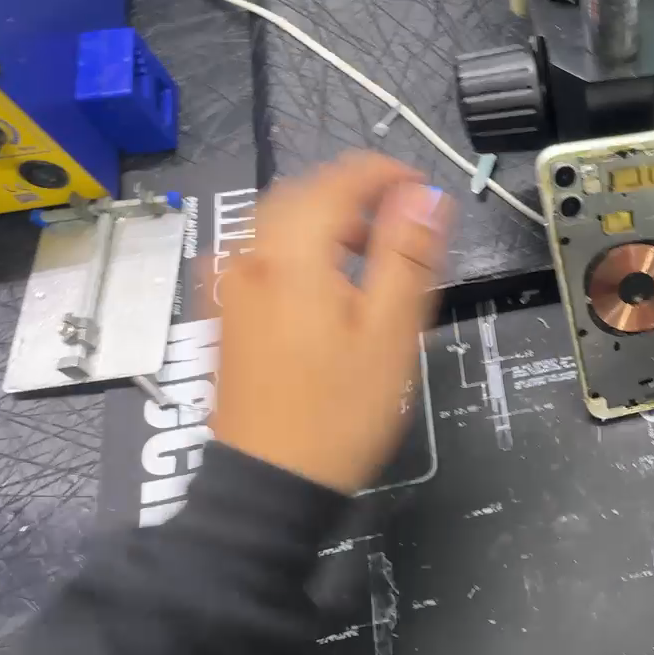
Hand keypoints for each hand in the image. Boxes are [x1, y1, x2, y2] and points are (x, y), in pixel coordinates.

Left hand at [213, 154, 450, 493]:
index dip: (386, 175)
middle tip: (405, 222)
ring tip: (372, 253)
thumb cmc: (342, 409)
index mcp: (293, 255)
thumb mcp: (391, 331)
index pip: (338, 181)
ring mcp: (230, 287)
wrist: (273, 479)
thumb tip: (427, 195)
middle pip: (302, 195)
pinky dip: (302, 250)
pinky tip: (325, 283)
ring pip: (278, 224)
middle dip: (357, 196)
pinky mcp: (226, 313)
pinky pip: (263, 256)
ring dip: (329, 222)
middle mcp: (249, 258)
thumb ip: (408, 255)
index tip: (425, 189)